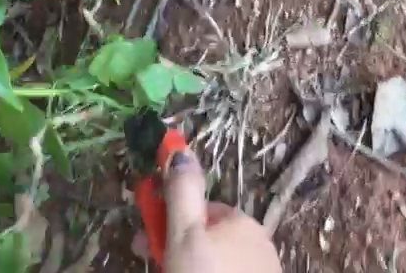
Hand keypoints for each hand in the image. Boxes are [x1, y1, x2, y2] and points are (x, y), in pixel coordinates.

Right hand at [152, 146, 282, 272]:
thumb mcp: (185, 234)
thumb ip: (182, 191)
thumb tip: (178, 146)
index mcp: (240, 219)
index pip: (198, 211)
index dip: (167, 222)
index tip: (141, 239)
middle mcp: (257, 240)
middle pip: (208, 239)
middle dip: (176, 247)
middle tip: (151, 264)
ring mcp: (263, 271)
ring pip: (218, 263)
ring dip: (192, 266)